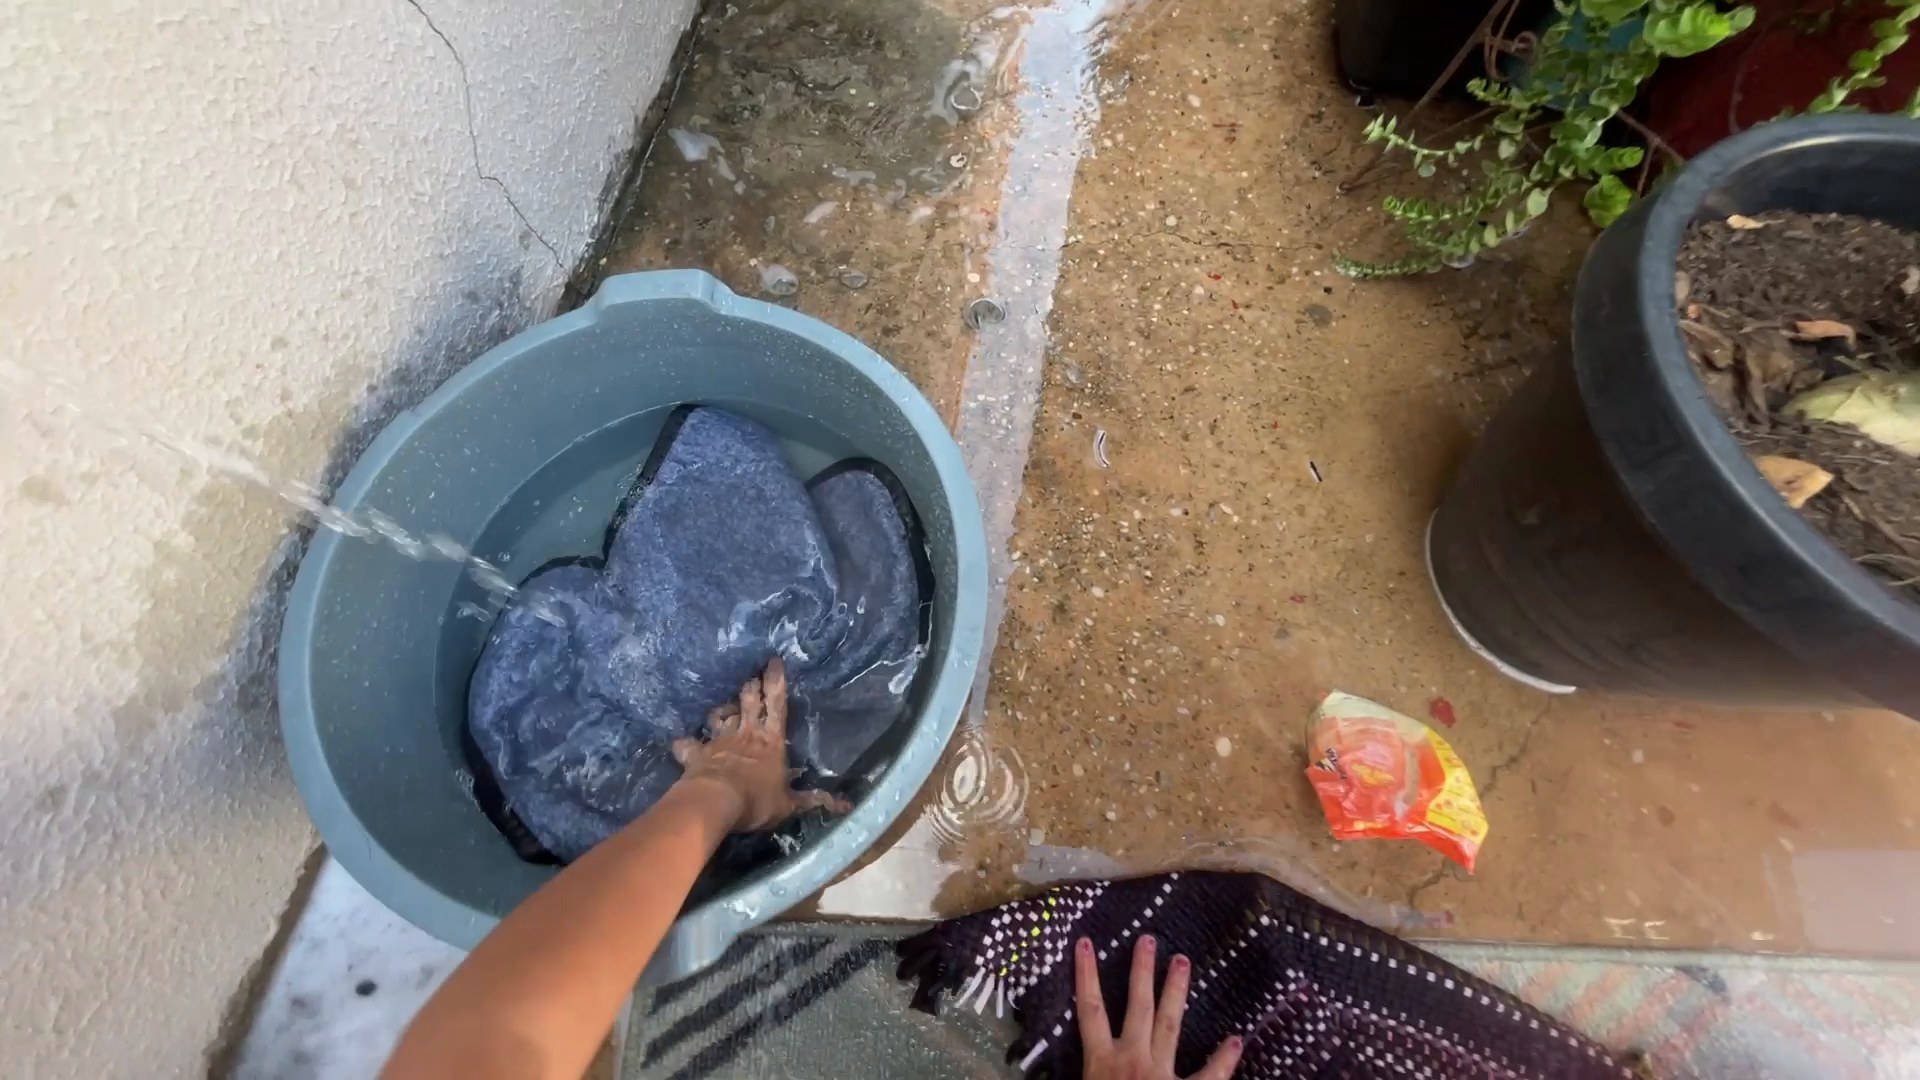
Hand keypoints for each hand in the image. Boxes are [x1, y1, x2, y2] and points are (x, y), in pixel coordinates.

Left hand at [670, 657, 847, 832]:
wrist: (715, 803)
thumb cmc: (756, 800)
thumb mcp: (789, 805)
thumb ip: (811, 801)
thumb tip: (845, 806)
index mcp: (772, 741)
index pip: (778, 705)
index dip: (777, 683)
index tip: (774, 662)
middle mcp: (746, 734)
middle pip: (749, 703)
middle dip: (751, 688)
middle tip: (751, 677)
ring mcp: (720, 741)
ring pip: (721, 717)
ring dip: (722, 711)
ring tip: (722, 707)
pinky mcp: (697, 754)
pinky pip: (688, 745)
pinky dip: (685, 744)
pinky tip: (681, 743)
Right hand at [1076, 935, 1242, 1079]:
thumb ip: (1084, 1074)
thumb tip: (1033, 1076)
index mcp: (1102, 1064)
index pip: (1090, 1010)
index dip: (1085, 974)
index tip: (1084, 941)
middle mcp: (1133, 1060)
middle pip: (1137, 1006)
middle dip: (1142, 971)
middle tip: (1150, 939)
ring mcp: (1164, 1075)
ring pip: (1170, 1024)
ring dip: (1176, 992)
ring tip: (1183, 962)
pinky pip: (1210, 1077)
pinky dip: (1223, 1059)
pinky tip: (1236, 1041)